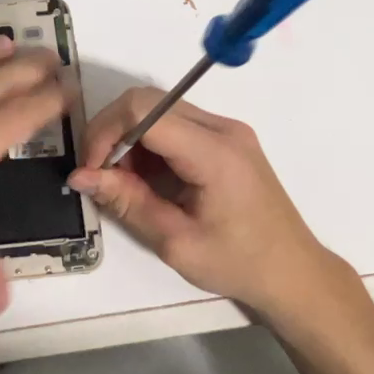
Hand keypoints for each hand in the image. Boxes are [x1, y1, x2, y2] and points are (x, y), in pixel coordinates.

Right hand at [68, 88, 356, 320]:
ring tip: (122, 182)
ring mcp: (226, 130)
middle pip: (146, 101)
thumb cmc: (238, 264)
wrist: (294, 273)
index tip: (91, 171)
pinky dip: (147, 144)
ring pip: (156, 109)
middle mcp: (222, 128)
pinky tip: (146, 179)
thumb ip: (127, 202)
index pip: (143, 110)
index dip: (105, 133)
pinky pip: (172, 124)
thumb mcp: (176, 242)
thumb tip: (79, 175)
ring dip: (128, 139)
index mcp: (214, 152)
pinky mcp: (225, 139)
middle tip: (100, 175)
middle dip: (111, 132)